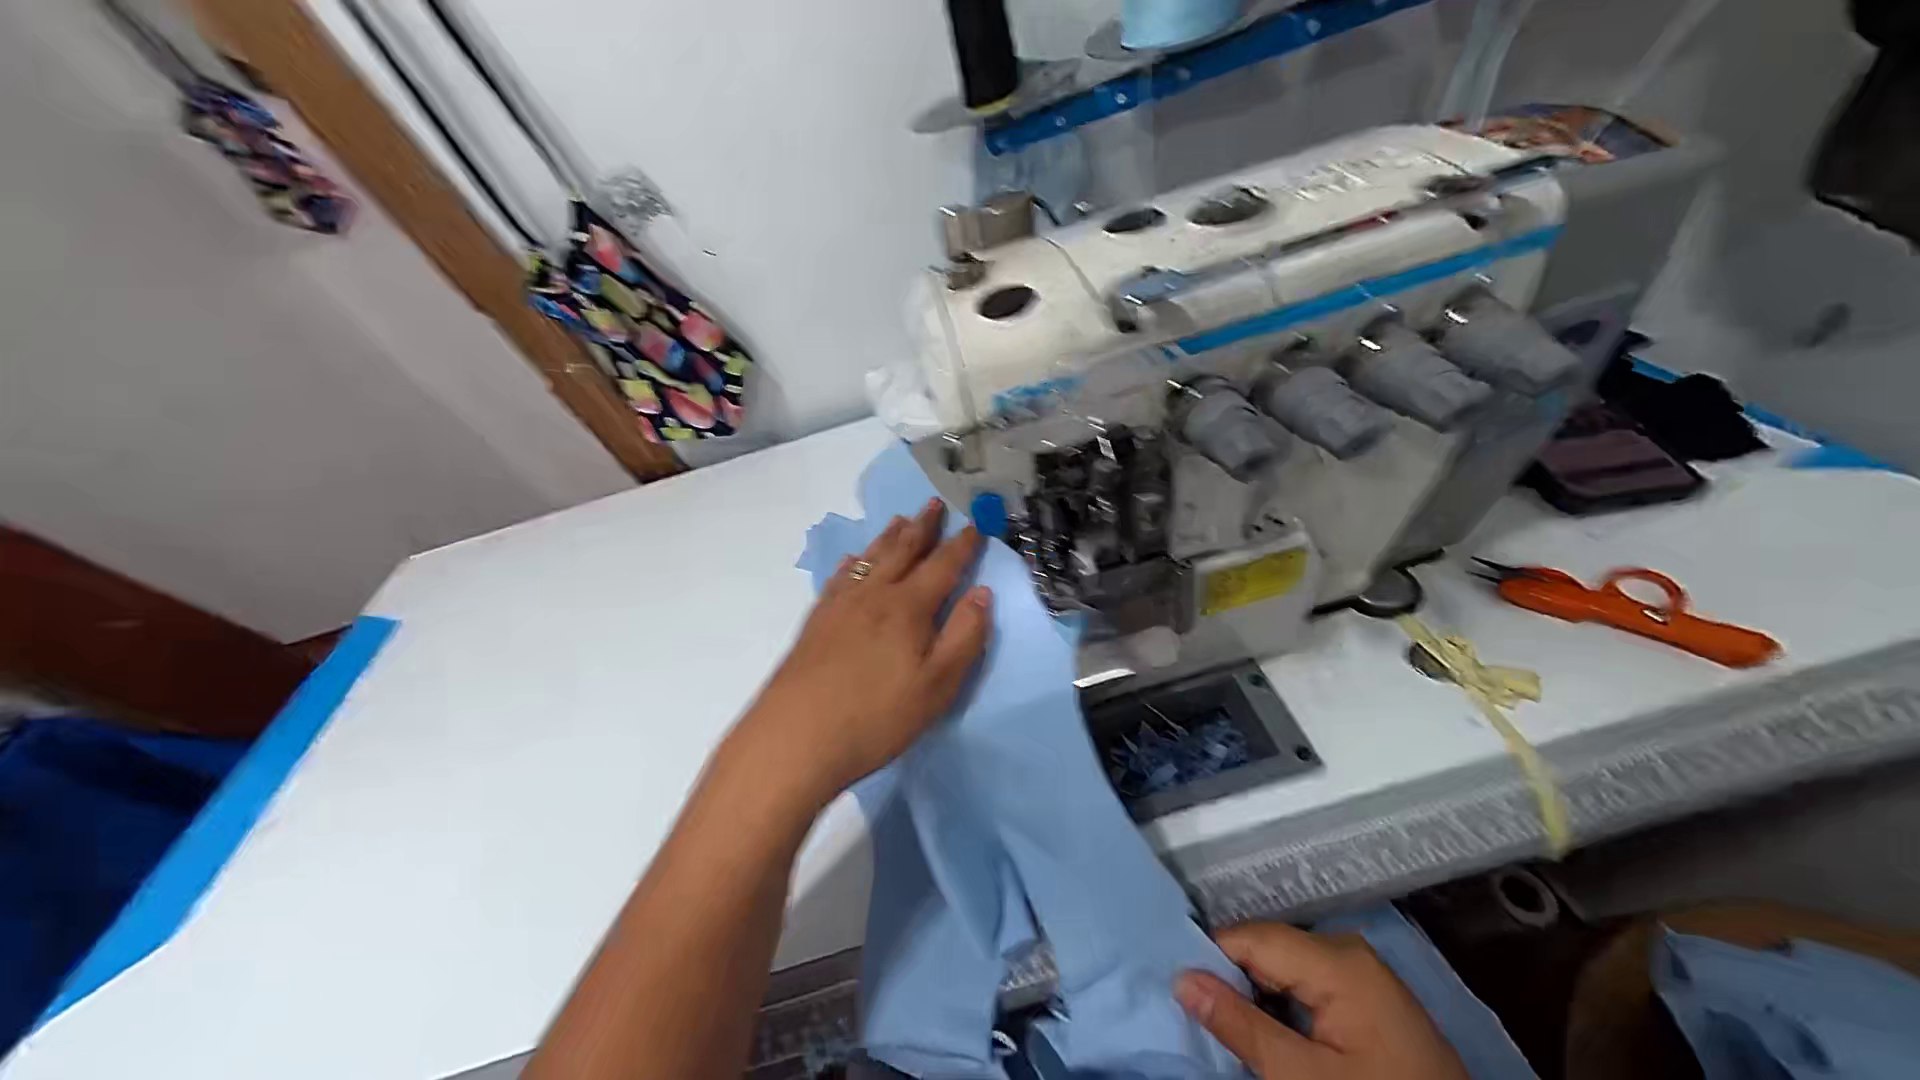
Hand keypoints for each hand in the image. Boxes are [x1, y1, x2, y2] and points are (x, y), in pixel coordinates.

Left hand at [736, 498, 990, 799]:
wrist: (795, 737)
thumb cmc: (877, 717)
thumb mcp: (938, 685)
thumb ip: (965, 636)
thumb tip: (983, 592)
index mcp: (909, 607)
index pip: (943, 565)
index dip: (963, 545)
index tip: (976, 525)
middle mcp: (874, 594)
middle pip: (904, 550)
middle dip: (924, 526)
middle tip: (935, 503)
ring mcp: (840, 605)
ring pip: (871, 558)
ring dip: (890, 536)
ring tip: (901, 520)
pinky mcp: (816, 621)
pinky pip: (840, 577)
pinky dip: (853, 562)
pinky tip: (854, 560)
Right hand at [1174, 922, 1468, 1079]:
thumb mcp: (1303, 1079)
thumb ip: (1240, 1023)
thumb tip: (1180, 978)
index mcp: (1337, 960)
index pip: (1249, 938)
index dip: (1210, 960)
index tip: (1182, 991)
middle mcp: (1349, 951)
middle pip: (1268, 949)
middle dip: (1235, 980)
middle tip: (1208, 1018)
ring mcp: (1365, 974)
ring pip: (1286, 967)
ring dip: (1258, 994)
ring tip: (1240, 1029)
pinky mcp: (1372, 999)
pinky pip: (1310, 984)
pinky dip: (1286, 1004)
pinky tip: (1277, 1034)